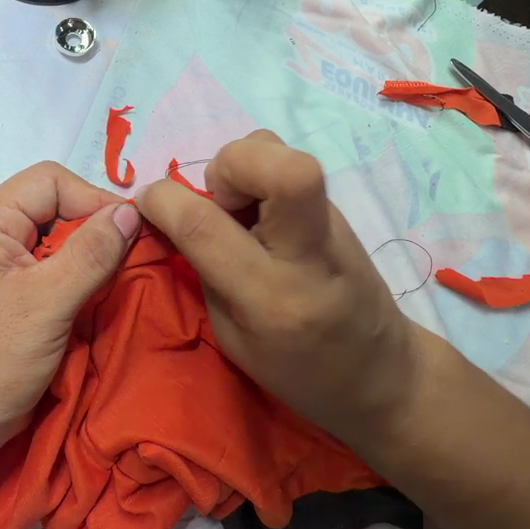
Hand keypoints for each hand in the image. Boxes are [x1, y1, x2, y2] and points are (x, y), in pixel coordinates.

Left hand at [0, 162, 138, 460]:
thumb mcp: (48, 304)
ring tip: (114, 275)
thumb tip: (131, 210)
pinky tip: (93, 293)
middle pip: (50, 203)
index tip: (131, 232)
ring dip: (86, 251)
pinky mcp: (3, 288)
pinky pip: (46, 262)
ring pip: (52, 234)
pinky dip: (74, 272)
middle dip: (91, 225)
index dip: (92, 199)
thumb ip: (91, 253)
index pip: (48, 181)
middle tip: (128, 256)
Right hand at [135, 131, 417, 439]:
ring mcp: (334, 225)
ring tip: (240, 206)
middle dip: (229, 165)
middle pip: (284, 171)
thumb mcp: (231, 335)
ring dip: (244, 164)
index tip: (148, 202)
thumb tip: (167, 209)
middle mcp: (308, 256)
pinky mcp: (340, 208)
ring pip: (285, 153)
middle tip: (220, 202)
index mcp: (270, 299)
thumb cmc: (296, 370)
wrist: (381, 375)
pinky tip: (261, 211)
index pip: (206, 226)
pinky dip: (260, 172)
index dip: (162, 200)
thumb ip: (201, 266)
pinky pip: (289, 163)